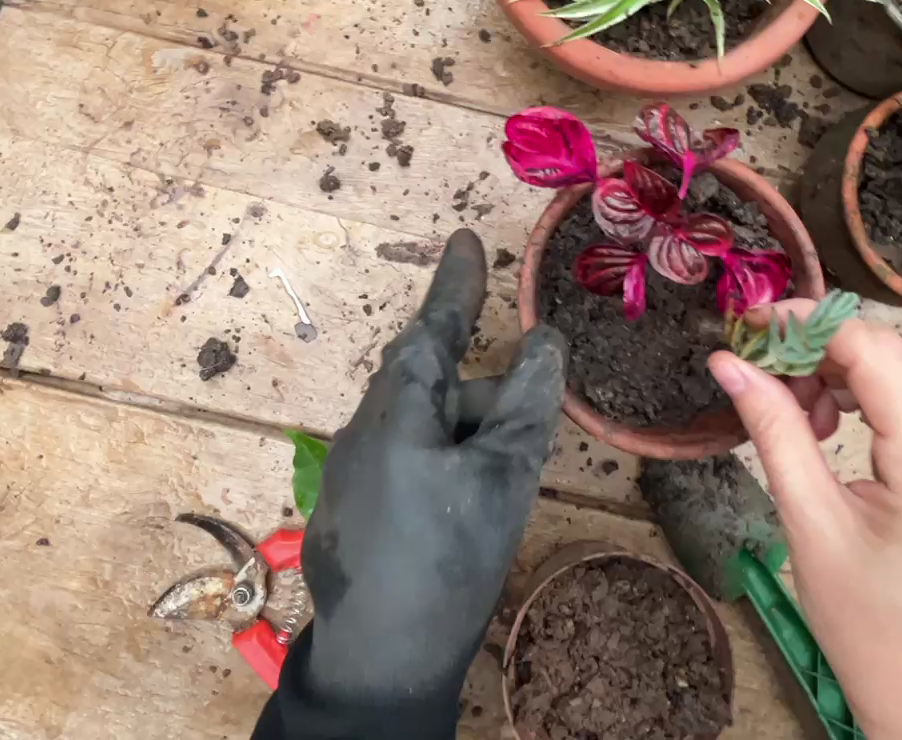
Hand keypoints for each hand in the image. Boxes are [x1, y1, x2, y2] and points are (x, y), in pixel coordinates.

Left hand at [301, 229, 566, 703]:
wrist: (379, 662)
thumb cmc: (446, 559)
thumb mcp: (502, 477)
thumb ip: (524, 403)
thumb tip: (546, 339)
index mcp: (397, 407)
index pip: (432, 326)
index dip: (456, 282)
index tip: (468, 238)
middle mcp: (367, 426)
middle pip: (432, 379)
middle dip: (479, 382)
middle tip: (521, 383)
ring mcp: (354, 468)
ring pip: (424, 423)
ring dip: (468, 429)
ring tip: (505, 467)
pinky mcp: (355, 505)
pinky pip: (410, 456)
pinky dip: (447, 458)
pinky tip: (467, 498)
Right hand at [708, 303, 901, 739]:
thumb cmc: (865, 627)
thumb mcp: (808, 523)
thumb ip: (772, 430)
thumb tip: (726, 362)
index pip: (874, 355)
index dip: (808, 325)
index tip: (751, 327)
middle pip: (893, 356)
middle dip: (818, 345)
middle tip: (760, 364)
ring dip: (839, 372)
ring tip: (793, 408)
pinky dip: (864, 400)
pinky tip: (829, 425)